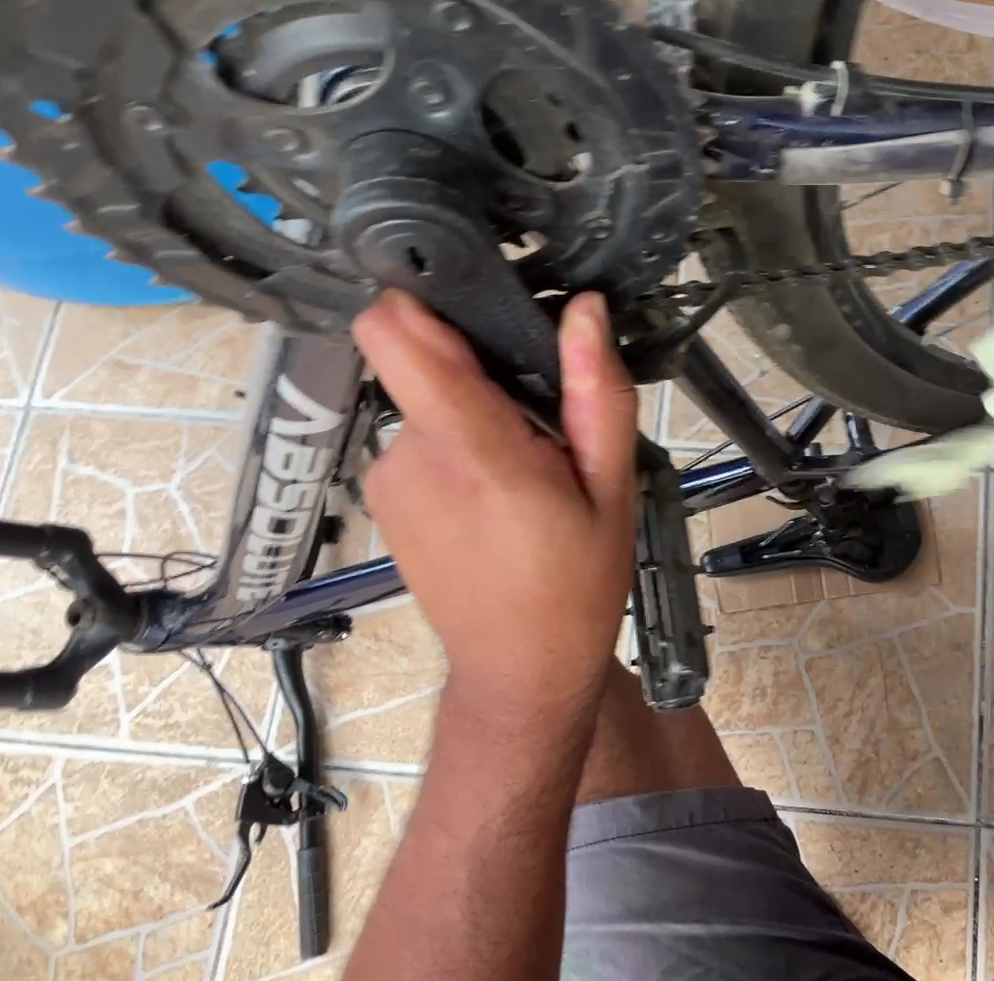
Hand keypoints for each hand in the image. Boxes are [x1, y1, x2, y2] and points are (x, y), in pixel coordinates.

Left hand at [351, 290, 636, 727]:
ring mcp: (387, 480)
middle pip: (426, 362)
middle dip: (484, 375)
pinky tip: (496, 500)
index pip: (394, 333)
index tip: (476, 302)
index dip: (422, 297)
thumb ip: (597, 395)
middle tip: (542, 432)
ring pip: (427, 403)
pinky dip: (456, 451)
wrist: (520, 670)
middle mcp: (410, 456)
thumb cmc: (576, 588)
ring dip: (475, 418)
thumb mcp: (611, 492)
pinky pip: (419, 442)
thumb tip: (585, 311)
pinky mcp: (381, 499)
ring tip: (526, 477)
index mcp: (474, 451)